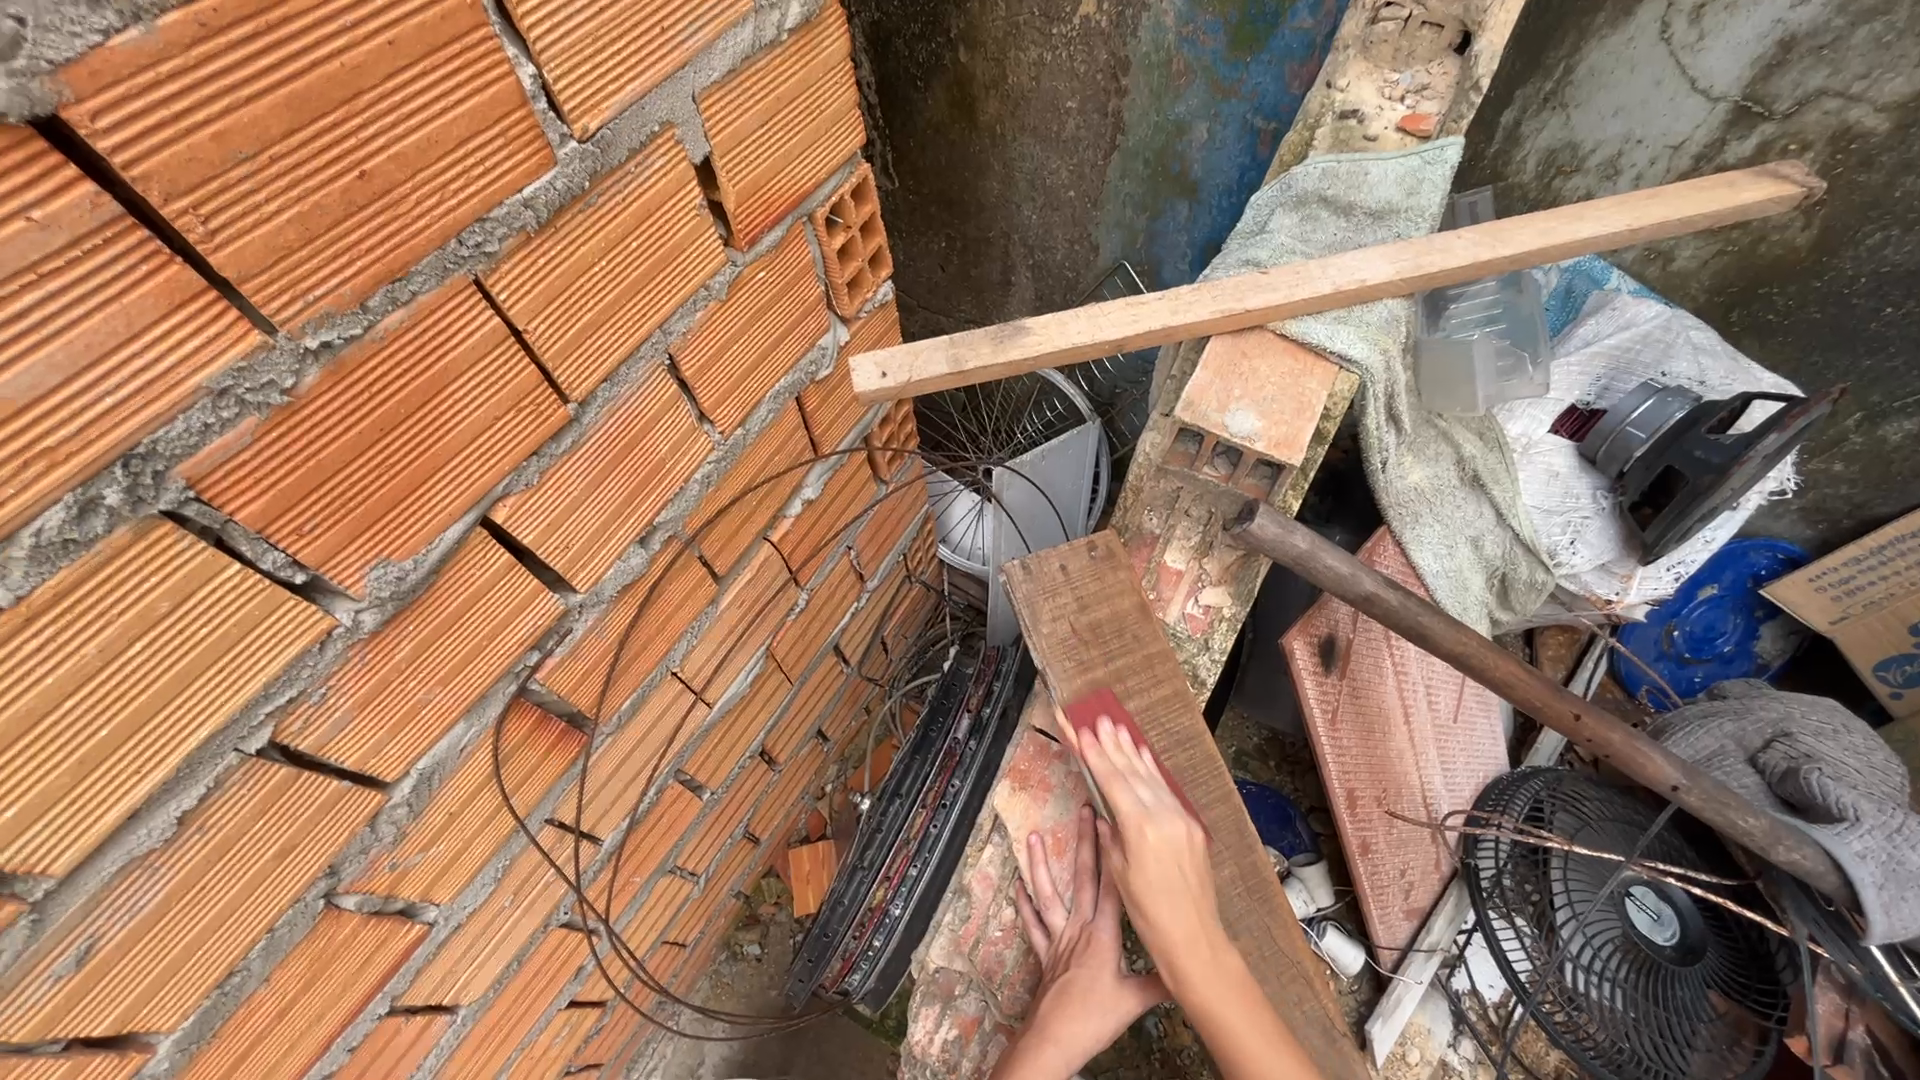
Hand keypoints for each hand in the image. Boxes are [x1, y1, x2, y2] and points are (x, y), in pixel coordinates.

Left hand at [990, 805, 1166, 1079]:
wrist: (1054, 1038)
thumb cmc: (1094, 1019)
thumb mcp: (1135, 1002)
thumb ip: (1160, 982)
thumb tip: (1188, 968)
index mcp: (1103, 935)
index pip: (1111, 886)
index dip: (1112, 853)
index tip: (1112, 822)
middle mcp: (1079, 928)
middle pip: (1083, 879)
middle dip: (1084, 843)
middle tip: (1082, 810)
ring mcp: (1058, 938)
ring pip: (1048, 893)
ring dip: (1040, 864)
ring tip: (1033, 836)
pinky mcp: (1045, 953)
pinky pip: (1033, 924)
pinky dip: (1024, 903)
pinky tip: (1017, 884)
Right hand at [1061, 710, 1225, 992]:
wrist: (1193, 936)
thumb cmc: (1148, 913)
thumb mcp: (1119, 873)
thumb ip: (1112, 835)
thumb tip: (1106, 812)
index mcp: (1140, 827)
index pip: (1113, 781)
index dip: (1095, 755)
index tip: (1081, 732)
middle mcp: (1163, 815)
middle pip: (1132, 772)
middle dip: (1113, 745)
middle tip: (1099, 719)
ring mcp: (1181, 818)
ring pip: (1151, 777)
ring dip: (1132, 751)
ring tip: (1117, 727)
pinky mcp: (1192, 826)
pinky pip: (1168, 790)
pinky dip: (1153, 771)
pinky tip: (1144, 756)